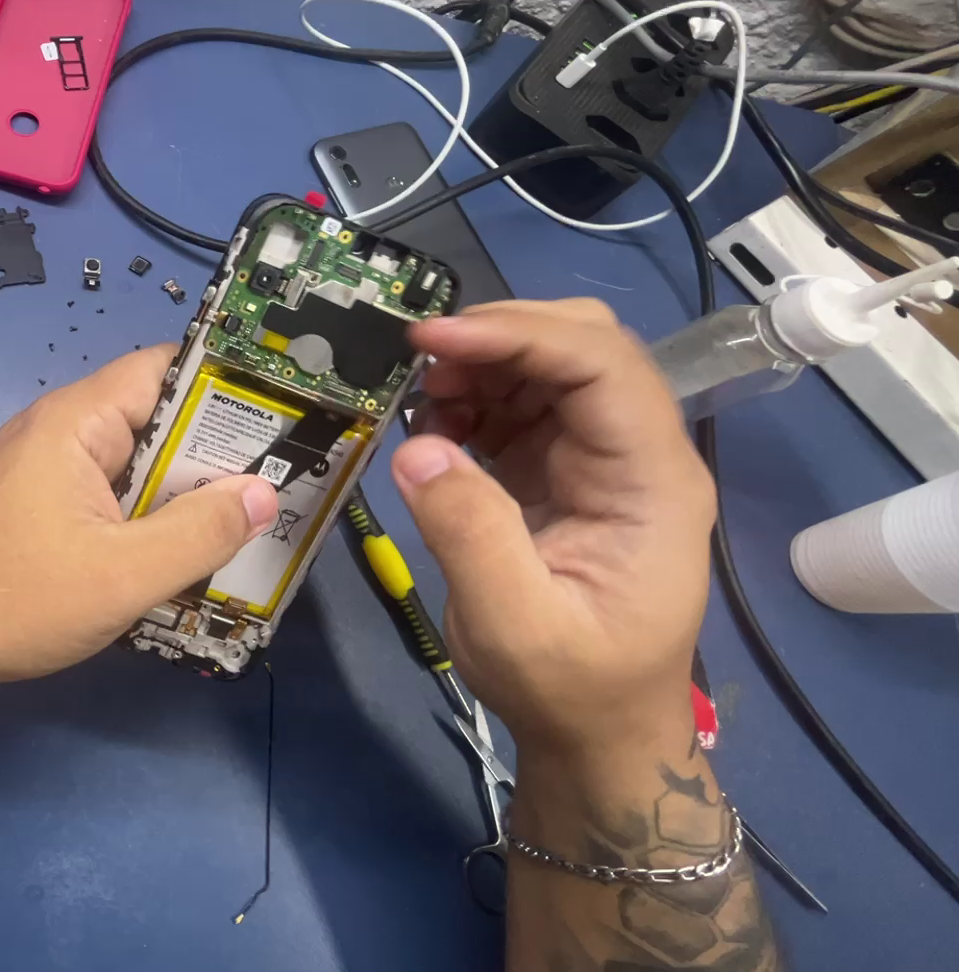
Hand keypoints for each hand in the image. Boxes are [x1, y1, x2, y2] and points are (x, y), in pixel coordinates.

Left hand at [0, 346, 279, 722]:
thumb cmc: (14, 601)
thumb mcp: (122, 576)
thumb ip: (199, 533)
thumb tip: (262, 491)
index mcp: (75, 421)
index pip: (164, 370)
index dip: (227, 386)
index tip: (283, 418)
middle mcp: (58, 428)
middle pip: (153, 416)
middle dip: (212, 450)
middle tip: (274, 485)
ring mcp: (42, 465)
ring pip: (131, 459)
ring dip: (178, 488)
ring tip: (238, 521)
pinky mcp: (34, 499)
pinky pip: (104, 489)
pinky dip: (142, 511)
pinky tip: (173, 547)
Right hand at [388, 300, 715, 761]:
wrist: (593, 728)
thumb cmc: (568, 684)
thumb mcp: (512, 621)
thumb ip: (468, 533)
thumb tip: (415, 447)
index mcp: (649, 481)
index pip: (601, 367)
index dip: (516, 335)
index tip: (429, 339)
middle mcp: (631, 454)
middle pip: (581, 348)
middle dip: (497, 337)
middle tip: (419, 362)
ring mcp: (594, 460)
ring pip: (544, 369)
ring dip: (476, 368)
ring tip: (419, 404)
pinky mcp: (555, 471)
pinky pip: (514, 407)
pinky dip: (466, 401)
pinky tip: (433, 431)